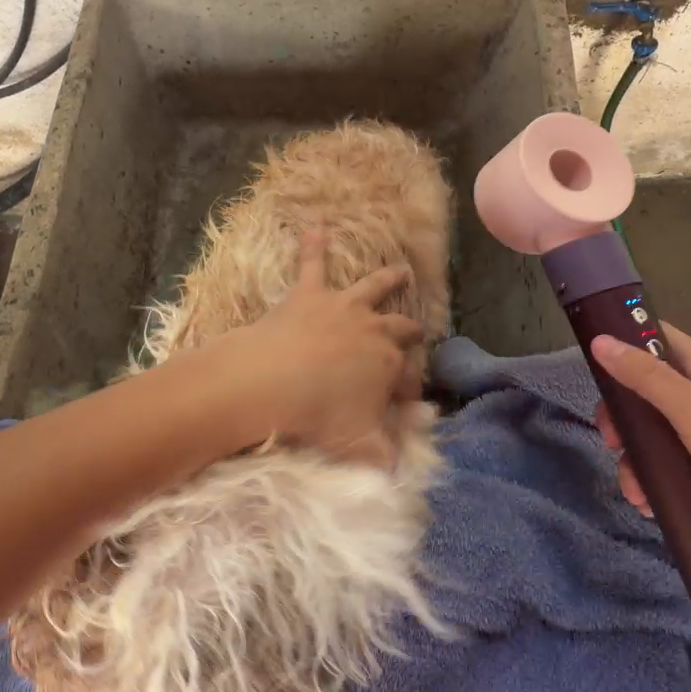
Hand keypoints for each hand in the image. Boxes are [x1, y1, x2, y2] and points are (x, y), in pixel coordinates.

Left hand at [166, 228, 427, 466]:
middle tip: (418, 333)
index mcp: (388, 364)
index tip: (403, 407)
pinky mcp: (308, 293)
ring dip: (389, 279)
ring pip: (373, 287)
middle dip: (410, 333)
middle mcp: (373, 329)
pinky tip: (315, 226)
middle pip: (400, 328)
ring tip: (401, 270)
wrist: (272, 381)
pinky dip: (314, 244)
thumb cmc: (318, 417)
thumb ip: (387, 457)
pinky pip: (312, 263)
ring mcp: (341, 306)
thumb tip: (404, 465)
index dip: (406, 392)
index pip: (407, 377)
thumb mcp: (361, 448)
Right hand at [593, 322, 690, 574]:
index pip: (661, 339)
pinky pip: (666, 469)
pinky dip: (650, 482)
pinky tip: (646, 501)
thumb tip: (599, 341)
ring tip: (632, 487)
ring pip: (651, 435)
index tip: (593, 354)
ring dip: (633, 458)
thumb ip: (647, 377)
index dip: (627, 338)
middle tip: (610, 438)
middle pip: (646, 392)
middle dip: (621, 415)